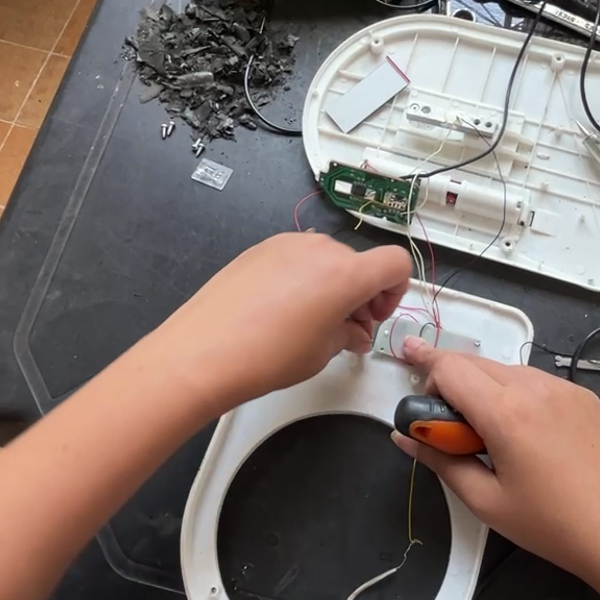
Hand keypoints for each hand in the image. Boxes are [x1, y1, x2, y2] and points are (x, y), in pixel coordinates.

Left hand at [151, 233, 410, 411]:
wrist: (203, 352)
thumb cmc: (267, 355)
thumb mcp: (324, 351)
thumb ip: (350, 333)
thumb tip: (354, 330)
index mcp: (346, 273)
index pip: (396, 263)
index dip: (395, 291)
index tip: (374, 316)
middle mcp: (320, 249)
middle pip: (360, 264)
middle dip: (360, 296)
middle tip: (344, 331)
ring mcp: (287, 244)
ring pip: (327, 260)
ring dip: (331, 287)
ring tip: (309, 325)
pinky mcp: (261, 248)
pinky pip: (297, 259)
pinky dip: (303, 279)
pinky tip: (281, 312)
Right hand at [392, 338, 599, 599]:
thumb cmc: (550, 525)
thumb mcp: (486, 501)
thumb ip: (440, 460)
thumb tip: (404, 437)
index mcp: (506, 413)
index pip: (450, 368)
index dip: (425, 371)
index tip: (410, 376)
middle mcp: (535, 387)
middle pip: (475, 361)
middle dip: (448, 375)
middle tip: (435, 407)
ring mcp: (563, 387)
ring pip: (505, 369)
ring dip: (481, 385)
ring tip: (479, 426)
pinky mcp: (583, 395)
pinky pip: (535, 380)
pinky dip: (514, 392)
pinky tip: (519, 429)